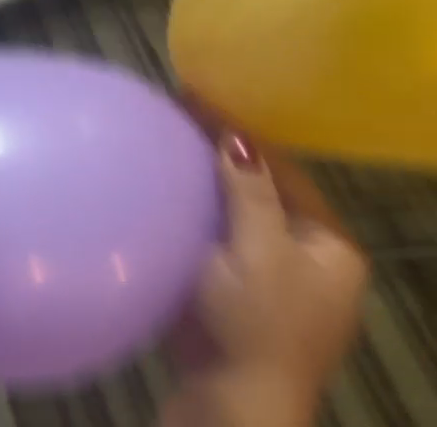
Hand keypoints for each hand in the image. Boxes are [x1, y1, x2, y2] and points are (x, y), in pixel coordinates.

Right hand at [161, 135, 368, 426]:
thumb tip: (237, 138)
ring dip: (198, 175)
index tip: (190, 92)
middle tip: (168, 110)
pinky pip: (209, 228)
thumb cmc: (256, 320)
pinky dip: (186, 204)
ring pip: (231, 207)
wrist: (234, 389)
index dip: (237, 128)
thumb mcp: (258, 255)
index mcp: (327, 244)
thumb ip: (250, 197)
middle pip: (258, 185)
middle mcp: (304, 252)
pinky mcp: (230, 282)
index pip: (281, 168)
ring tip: (156, 139)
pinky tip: (154, 188)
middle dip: (217, 148)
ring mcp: (267, 269)